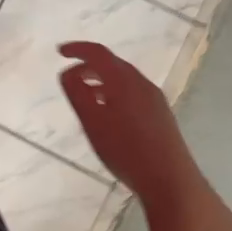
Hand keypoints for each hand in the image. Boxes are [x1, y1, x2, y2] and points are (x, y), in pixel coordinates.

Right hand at [59, 42, 212, 214]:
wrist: (172, 181)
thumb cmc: (126, 150)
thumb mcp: (92, 122)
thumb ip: (76, 93)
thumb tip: (68, 73)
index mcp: (123, 80)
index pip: (98, 53)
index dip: (77, 49)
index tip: (60, 53)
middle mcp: (141, 83)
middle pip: (112, 64)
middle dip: (88, 66)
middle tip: (70, 77)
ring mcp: (155, 99)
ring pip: (123, 79)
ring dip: (101, 81)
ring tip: (86, 97)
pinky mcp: (161, 114)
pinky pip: (133, 92)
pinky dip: (114, 93)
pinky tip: (108, 114)